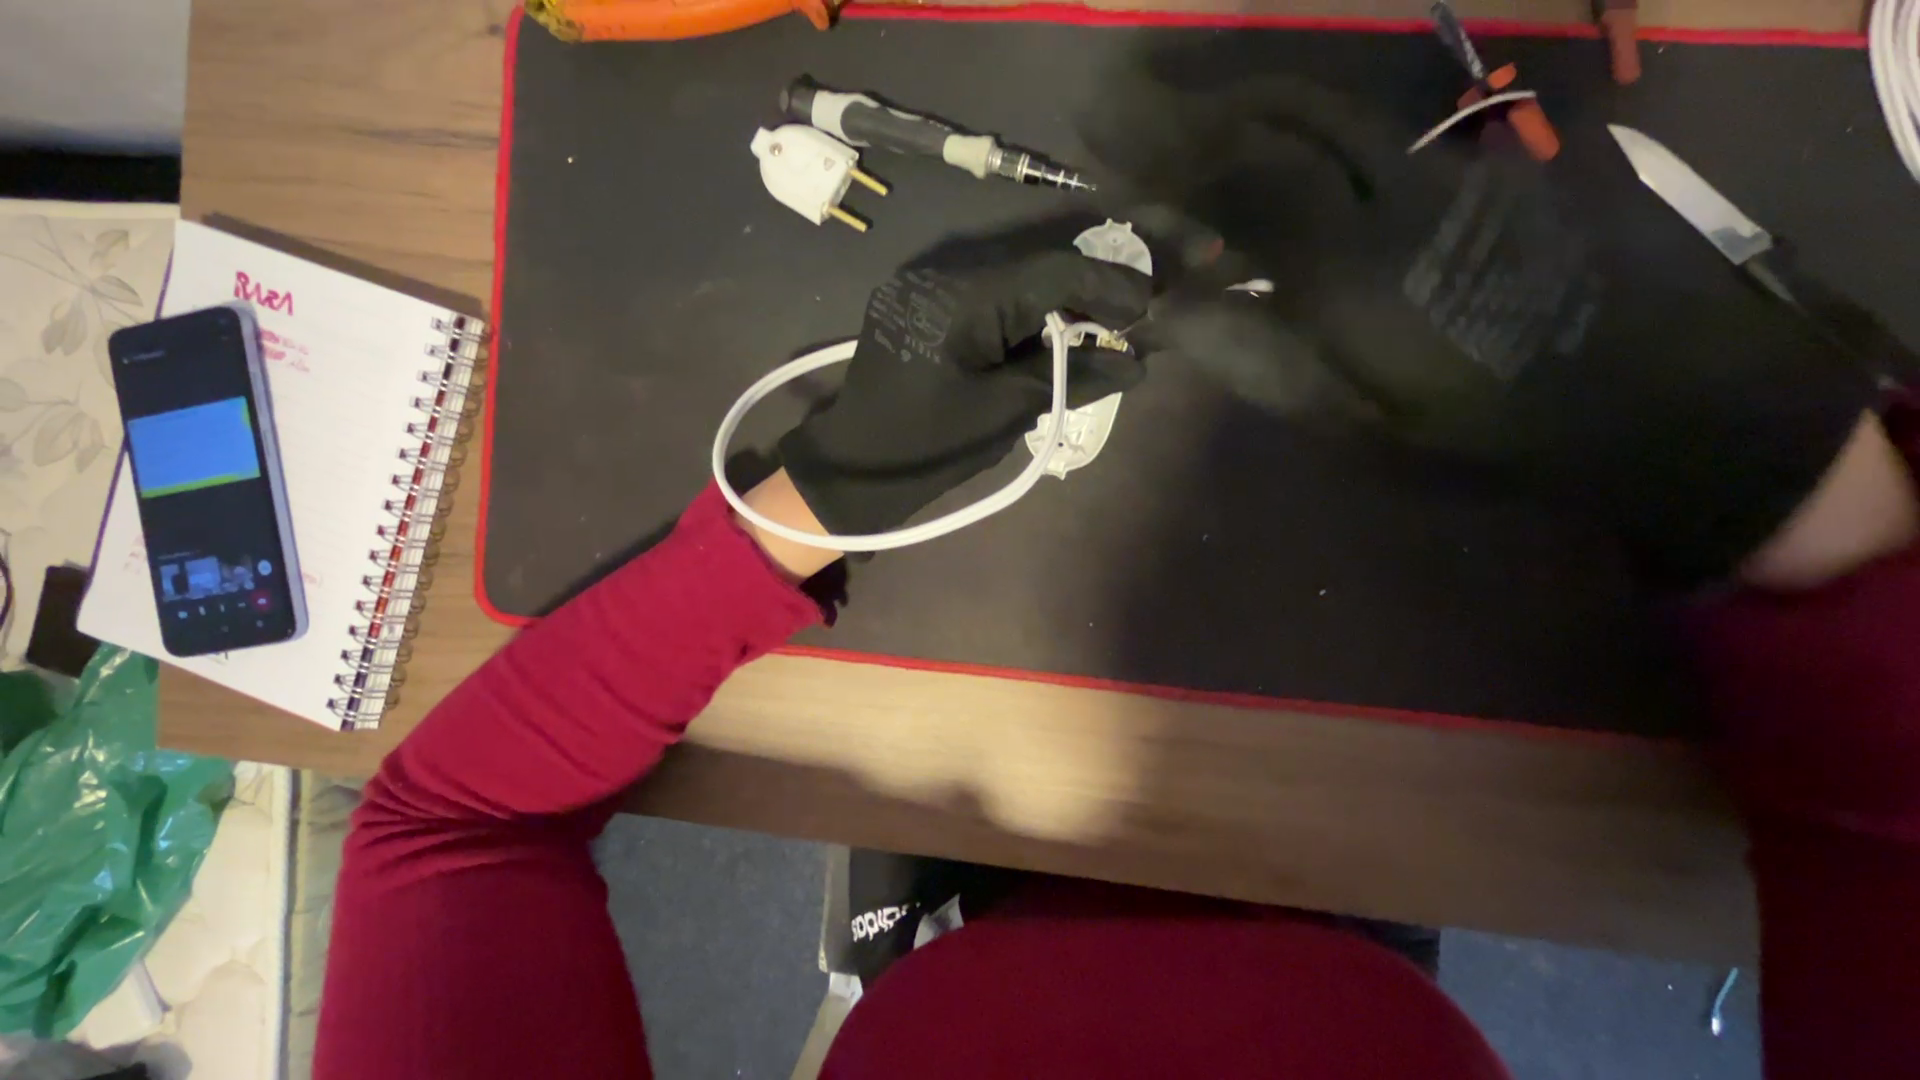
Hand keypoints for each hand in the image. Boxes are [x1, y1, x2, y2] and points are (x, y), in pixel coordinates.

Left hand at [777, 222, 1152, 535]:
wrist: (851, 467)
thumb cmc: (923, 448)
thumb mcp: (1002, 414)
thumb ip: (1070, 378)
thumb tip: (1135, 361)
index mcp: (962, 298)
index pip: (1054, 273)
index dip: (1112, 284)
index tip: (1154, 306)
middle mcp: (947, 274)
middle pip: (1043, 262)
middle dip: (1105, 273)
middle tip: (1167, 273)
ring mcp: (935, 284)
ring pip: (1023, 275)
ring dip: (1076, 291)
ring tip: (1128, 306)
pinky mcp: (932, 303)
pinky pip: (999, 294)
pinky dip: (1039, 308)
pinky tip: (1075, 321)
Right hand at [1082, 67, 1895, 587]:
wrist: (1619, 388)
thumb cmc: (1456, 418)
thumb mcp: (1335, 410)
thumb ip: (1242, 351)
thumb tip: (1161, 306)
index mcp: (1346, 263)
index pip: (1234, 172)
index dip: (1158, 139)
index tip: (1096, 117)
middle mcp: (1388, 192)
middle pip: (1276, 117)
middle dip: (1192, 110)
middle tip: (1131, 119)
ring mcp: (1434, 170)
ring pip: (1323, 110)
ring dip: (1243, 110)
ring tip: (1189, 135)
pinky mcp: (1466, 168)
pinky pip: (1362, 130)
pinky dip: (1297, 132)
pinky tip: (1275, 165)